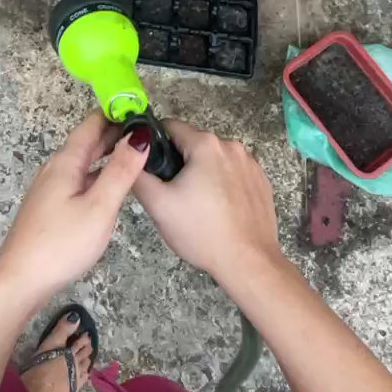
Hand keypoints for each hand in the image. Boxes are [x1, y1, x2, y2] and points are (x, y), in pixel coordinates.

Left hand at [0, 112, 150, 309]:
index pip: (91, 125)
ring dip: (105, 154)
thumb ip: (121, 171)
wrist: (21, 278)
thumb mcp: (100, 207)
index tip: (138, 108)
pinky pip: (77, 178)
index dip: (114, 114)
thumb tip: (139, 137)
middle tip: (143, 131)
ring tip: (132, 154)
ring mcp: (49, 187)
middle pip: (86, 142)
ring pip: (82, 161)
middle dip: (112, 133)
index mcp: (66, 162)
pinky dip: (96, 173)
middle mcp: (55, 168)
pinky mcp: (49, 205)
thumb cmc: (62, 243)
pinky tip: (107, 186)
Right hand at [131, 120, 283, 280]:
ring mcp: (251, 163)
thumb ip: (136, 173)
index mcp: (205, 144)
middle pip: (192, 143)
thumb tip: (129, 153)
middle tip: (173, 194)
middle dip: (179, 162)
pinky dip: (223, 183)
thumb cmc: (202, 232)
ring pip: (213, 158)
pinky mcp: (262, 181)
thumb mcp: (157, 204)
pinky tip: (219, 209)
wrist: (250, 265)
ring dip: (202, 172)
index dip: (154, 145)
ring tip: (197, 204)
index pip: (169, 127)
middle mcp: (231, 145)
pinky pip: (233, 172)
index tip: (152, 169)